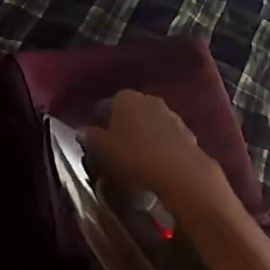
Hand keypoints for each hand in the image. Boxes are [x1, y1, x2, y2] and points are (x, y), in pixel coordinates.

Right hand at [80, 90, 225, 206]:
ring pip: (150, 123)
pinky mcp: (187, 133)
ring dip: (143, 136)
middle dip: (123, 126)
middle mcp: (149, 100)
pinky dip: (160, 146)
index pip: (105, 106)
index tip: (95, 138)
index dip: (98, 121)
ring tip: (136, 158)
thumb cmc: (134, 155)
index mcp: (125, 98)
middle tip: (114, 148)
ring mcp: (171, 115)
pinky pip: (166, 138)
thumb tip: (82, 131)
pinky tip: (155, 164)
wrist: (179, 171)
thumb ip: (91, 138)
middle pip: (130, 112)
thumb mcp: (103, 150)